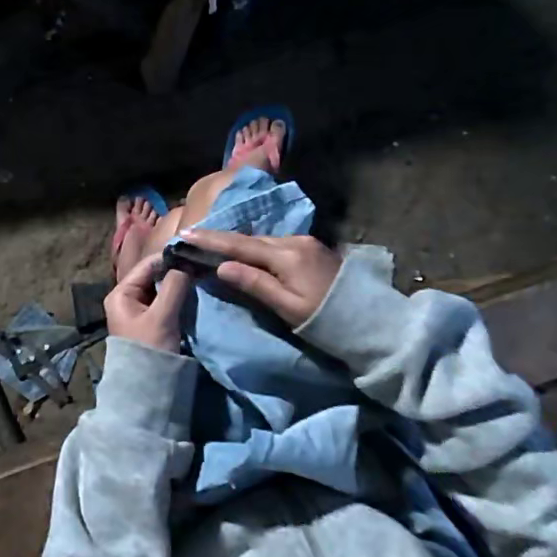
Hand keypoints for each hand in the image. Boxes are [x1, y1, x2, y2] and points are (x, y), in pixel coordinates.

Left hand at [105, 254, 193, 352]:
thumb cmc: (150, 349)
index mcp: (121, 294)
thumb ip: (174, 286)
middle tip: (201, 265)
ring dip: (180, 283)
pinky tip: (195, 292)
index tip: (195, 253)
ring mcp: (140, 310)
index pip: (147, 264)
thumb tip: (187, 263)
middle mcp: (127, 298)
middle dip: (177, 270)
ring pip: (162, 288)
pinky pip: (167, 301)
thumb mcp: (162, 316)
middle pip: (155, 275)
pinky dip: (180, 296)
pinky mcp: (152, 321)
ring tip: (201, 276)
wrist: (147, 390)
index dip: (170, 257)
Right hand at [178, 230, 341, 327]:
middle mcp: (294, 241)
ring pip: (263, 241)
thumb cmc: (326, 322)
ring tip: (212, 245)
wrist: (370, 321)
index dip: (210, 240)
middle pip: (250, 239)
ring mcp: (305, 243)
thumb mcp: (287, 307)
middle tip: (192, 239)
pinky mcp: (312, 249)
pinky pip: (276, 245)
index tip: (185, 234)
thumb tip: (221, 266)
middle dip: (221, 239)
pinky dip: (256, 249)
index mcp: (286, 255)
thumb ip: (254, 284)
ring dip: (238, 244)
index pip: (240, 245)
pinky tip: (245, 253)